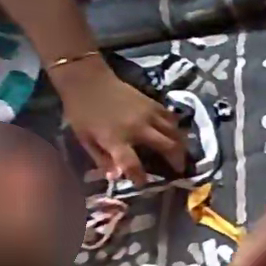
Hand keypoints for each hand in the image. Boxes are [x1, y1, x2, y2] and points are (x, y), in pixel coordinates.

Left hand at [52, 57, 185, 182]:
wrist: (89, 81)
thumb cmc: (82, 111)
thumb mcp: (84, 138)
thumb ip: (101, 158)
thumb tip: (115, 176)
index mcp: (116, 139)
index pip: (132, 163)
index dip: (139, 177)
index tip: (143, 184)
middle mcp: (138, 128)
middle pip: (168, 147)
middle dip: (177, 161)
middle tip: (180, 170)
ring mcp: (150, 115)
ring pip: (175, 133)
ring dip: (181, 145)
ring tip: (182, 154)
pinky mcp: (155, 105)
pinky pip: (172, 119)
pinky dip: (176, 128)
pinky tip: (176, 134)